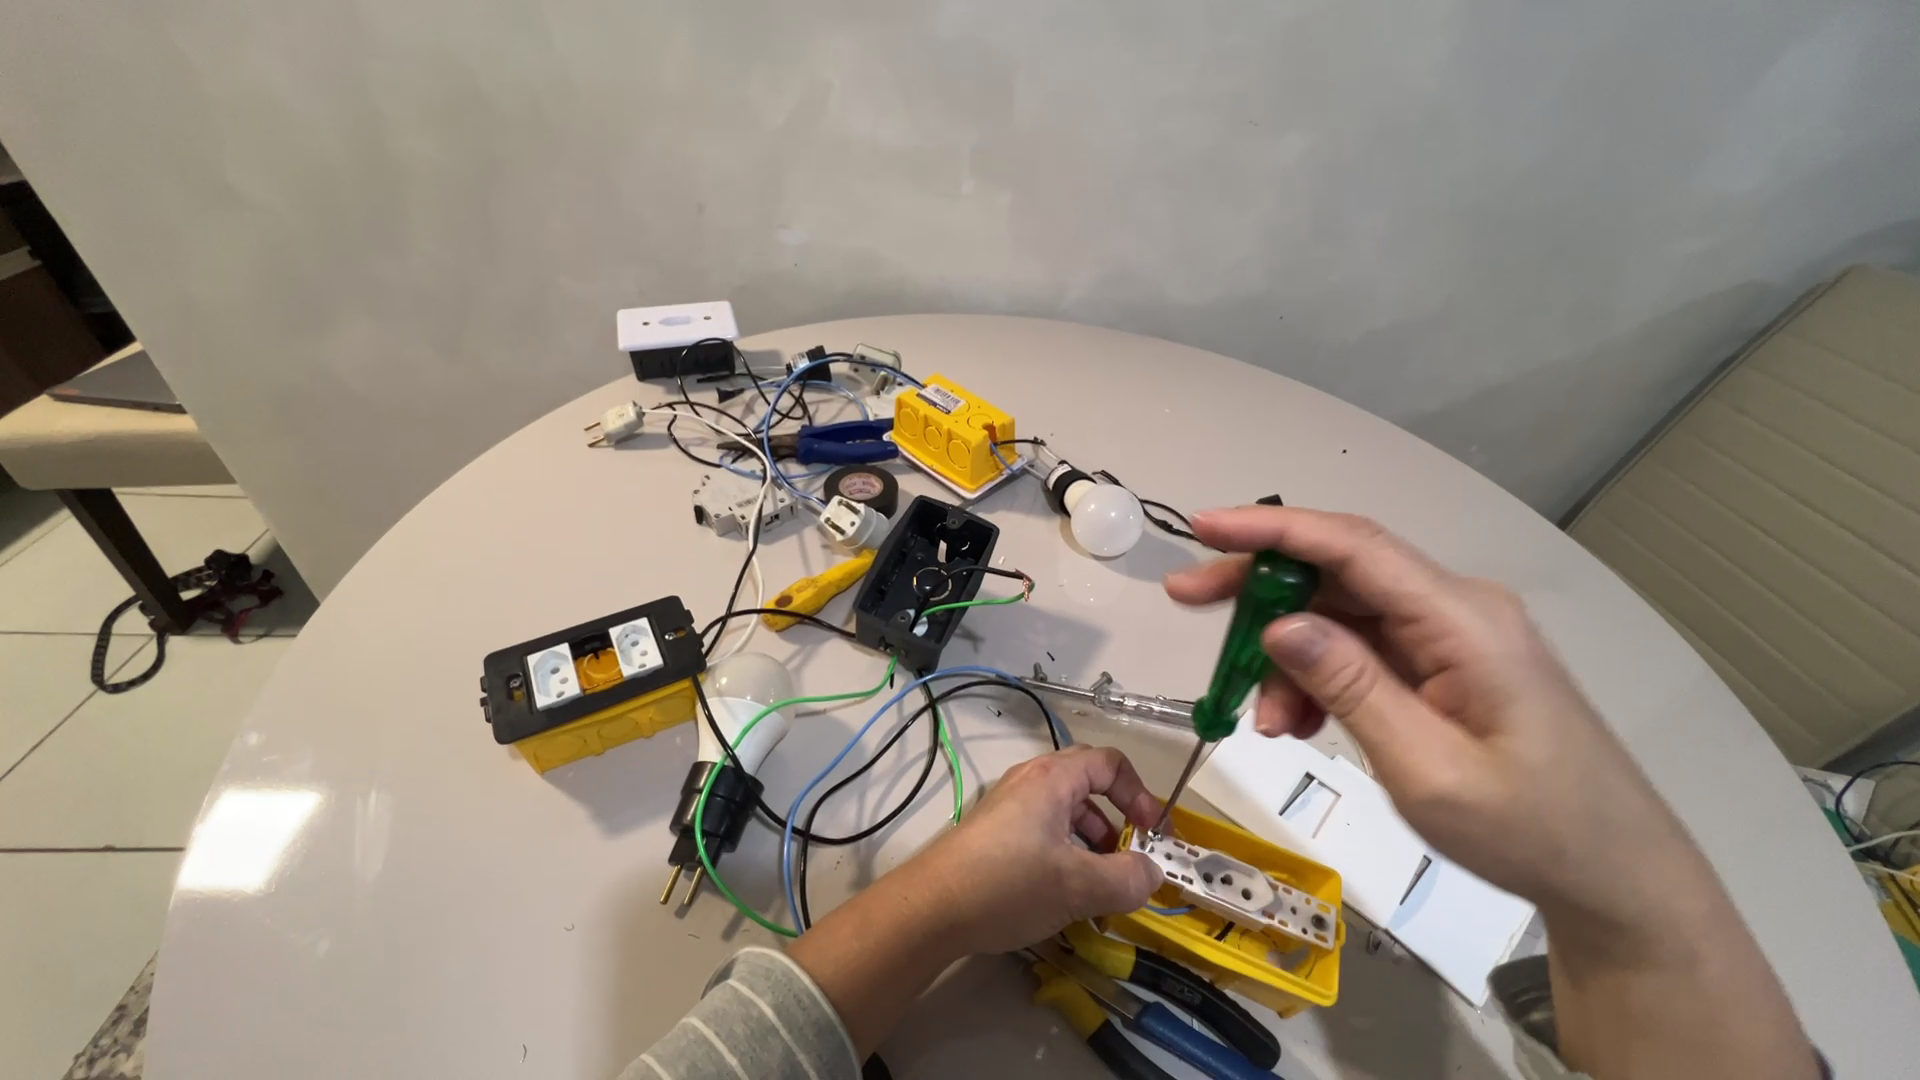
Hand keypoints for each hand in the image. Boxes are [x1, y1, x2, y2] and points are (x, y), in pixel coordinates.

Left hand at [896, 744, 1161, 955]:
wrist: (933, 907)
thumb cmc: (1008, 885)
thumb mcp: (1078, 887)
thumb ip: (1126, 879)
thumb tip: (1151, 873)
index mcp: (1053, 779)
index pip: (1111, 763)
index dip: (1141, 795)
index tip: (1155, 834)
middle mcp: (1031, 782)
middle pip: (1089, 785)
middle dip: (1118, 820)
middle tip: (1132, 857)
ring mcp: (1011, 806)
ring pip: (1067, 812)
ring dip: (1094, 843)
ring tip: (1103, 887)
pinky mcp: (997, 833)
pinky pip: (1046, 831)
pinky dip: (1068, 854)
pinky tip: (1069, 894)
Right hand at [1163, 506, 1707, 932]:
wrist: (1617, 877)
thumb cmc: (1530, 830)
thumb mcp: (1426, 768)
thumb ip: (1350, 687)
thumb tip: (1279, 624)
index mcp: (1461, 620)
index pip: (1353, 547)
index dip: (1273, 529)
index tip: (1203, 528)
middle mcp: (1454, 608)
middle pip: (1336, 573)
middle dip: (1258, 590)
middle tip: (1188, 602)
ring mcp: (1448, 634)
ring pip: (1338, 616)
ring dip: (1286, 657)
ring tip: (1265, 720)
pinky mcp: (1441, 662)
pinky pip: (1359, 650)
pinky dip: (1316, 678)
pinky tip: (1299, 723)